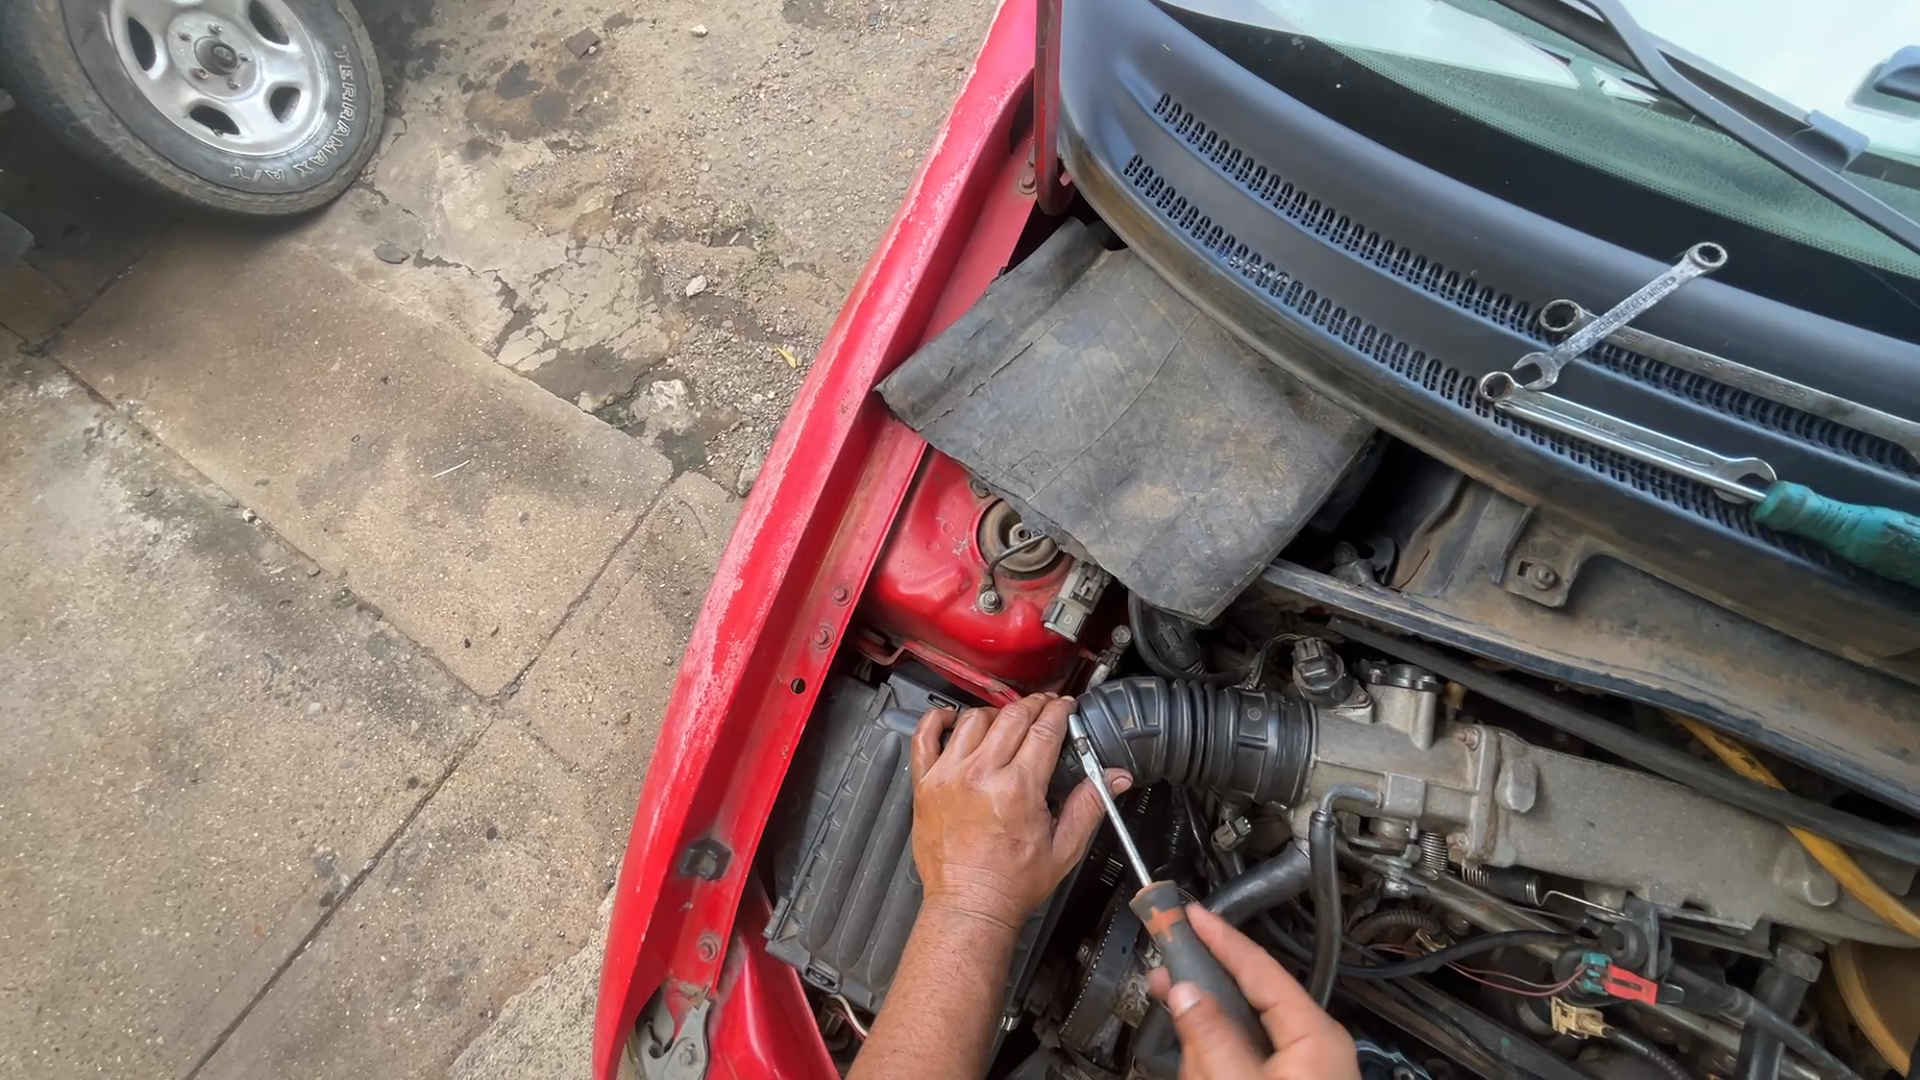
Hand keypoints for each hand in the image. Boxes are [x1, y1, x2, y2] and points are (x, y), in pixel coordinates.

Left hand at [910, 693, 1131, 932]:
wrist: (969, 906)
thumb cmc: (1011, 884)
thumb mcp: (1064, 848)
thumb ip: (1090, 805)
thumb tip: (1114, 777)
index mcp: (1017, 788)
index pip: (1044, 729)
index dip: (1059, 711)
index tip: (1065, 707)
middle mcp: (981, 774)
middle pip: (1011, 717)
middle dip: (1034, 705)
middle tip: (1044, 707)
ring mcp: (949, 775)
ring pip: (974, 719)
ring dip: (995, 714)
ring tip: (1007, 722)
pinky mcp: (925, 783)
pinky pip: (925, 735)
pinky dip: (938, 720)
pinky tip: (954, 720)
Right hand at [1150, 905, 1359, 1079]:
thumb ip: (1208, 1032)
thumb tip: (1184, 988)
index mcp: (1314, 1036)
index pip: (1259, 967)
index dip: (1219, 936)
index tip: (1189, 912)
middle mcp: (1314, 1049)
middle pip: (1250, 996)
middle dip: (1203, 980)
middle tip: (1164, 959)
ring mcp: (1301, 1075)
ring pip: (1243, 1030)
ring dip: (1205, 1024)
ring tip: (1175, 1019)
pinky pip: (1245, 1060)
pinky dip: (1215, 1052)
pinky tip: (1196, 1055)